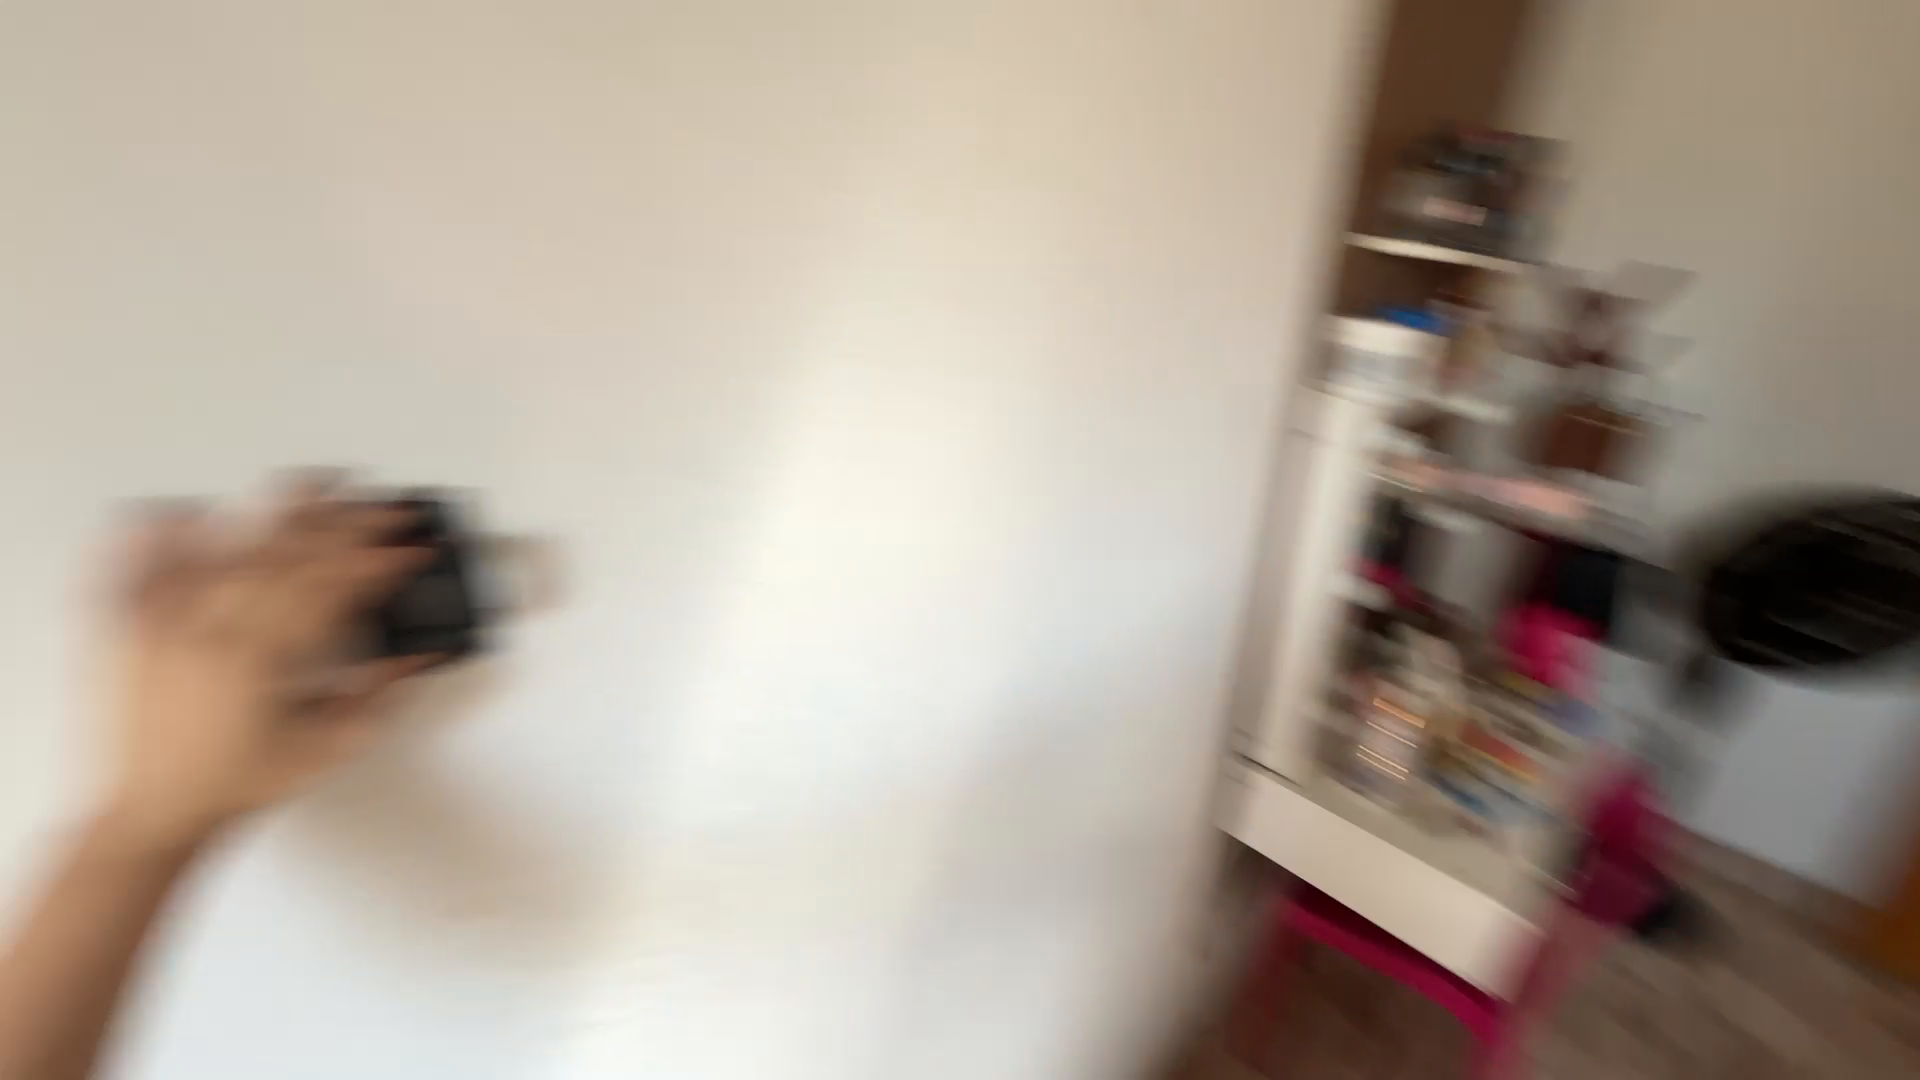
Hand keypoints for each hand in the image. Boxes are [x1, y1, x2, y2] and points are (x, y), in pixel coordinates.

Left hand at [100, 474, 437, 850]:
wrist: (149, 815)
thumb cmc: (240, 783)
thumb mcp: (331, 745)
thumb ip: (379, 693)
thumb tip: (423, 655)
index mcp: (264, 658)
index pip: (337, 586)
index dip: (386, 562)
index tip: (419, 550)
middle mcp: (210, 631)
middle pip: (294, 555)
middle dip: (354, 525)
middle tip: (392, 508)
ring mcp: (163, 627)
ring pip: (230, 549)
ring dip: (281, 510)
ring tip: (321, 479)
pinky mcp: (127, 634)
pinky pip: (135, 572)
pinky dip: (158, 536)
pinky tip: (185, 509)